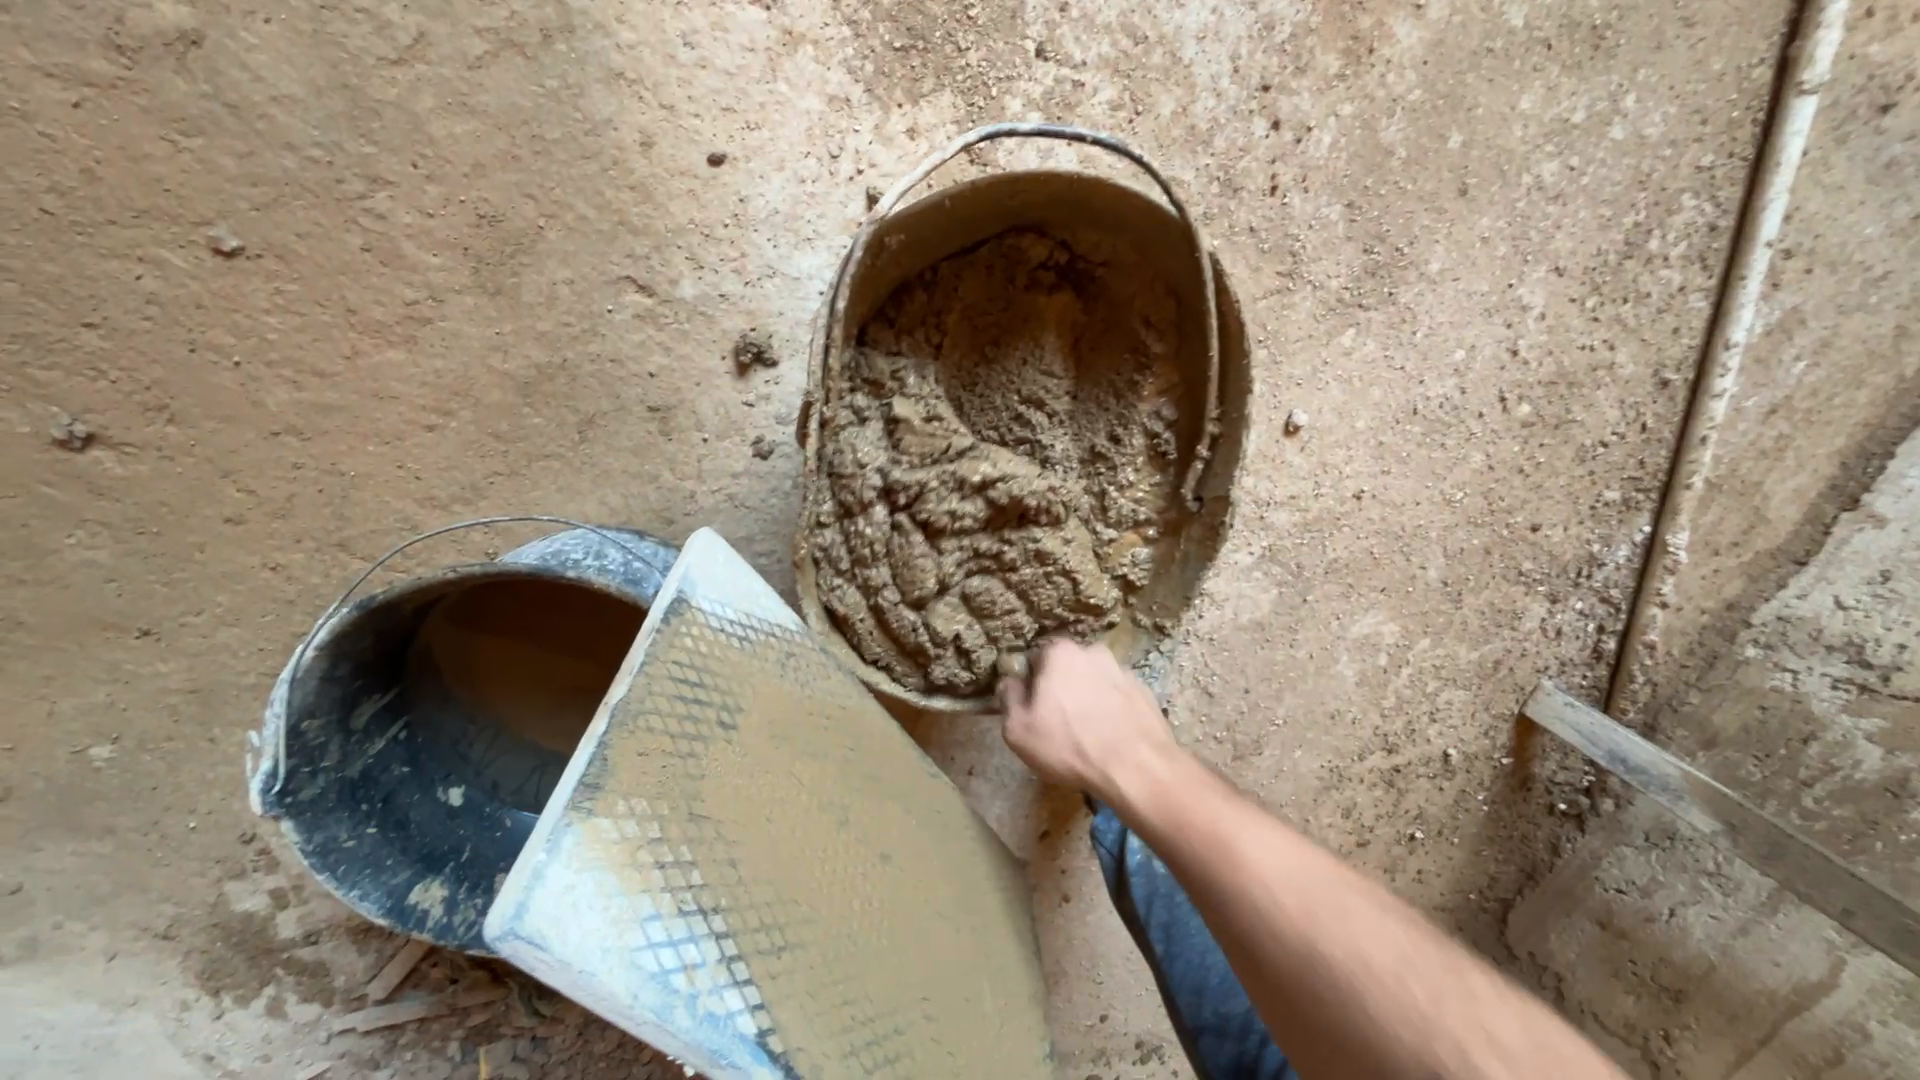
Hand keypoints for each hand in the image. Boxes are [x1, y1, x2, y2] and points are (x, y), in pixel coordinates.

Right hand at [997, 639, 1180, 803]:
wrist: (1137, 768)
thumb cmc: (1069, 746)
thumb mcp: (1018, 729)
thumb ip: (1008, 698)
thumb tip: (1010, 682)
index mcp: (1060, 653)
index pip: (1034, 660)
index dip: (1030, 686)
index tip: (1032, 711)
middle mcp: (1093, 652)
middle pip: (1066, 669)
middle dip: (1060, 690)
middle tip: (1058, 725)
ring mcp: (1123, 671)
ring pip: (1093, 682)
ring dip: (1087, 699)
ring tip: (1087, 736)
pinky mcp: (1144, 692)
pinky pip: (1117, 698)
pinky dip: (1112, 711)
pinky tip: (1110, 738)